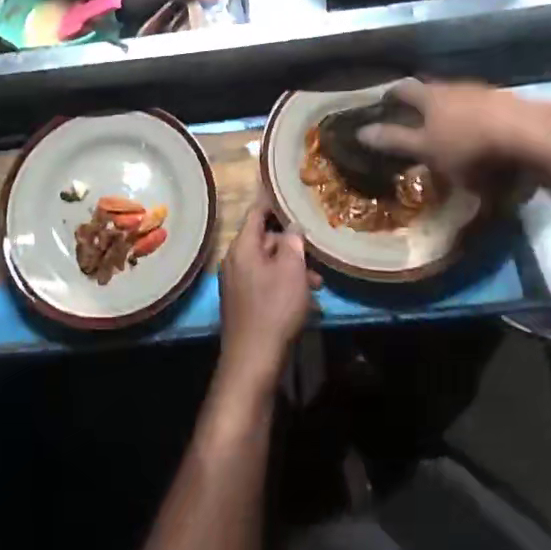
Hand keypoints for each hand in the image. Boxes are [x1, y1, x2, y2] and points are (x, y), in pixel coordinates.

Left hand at [218, 198, 319, 382]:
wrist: (254, 357)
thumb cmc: (275, 308)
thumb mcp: (291, 270)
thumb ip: (292, 243)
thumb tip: (292, 227)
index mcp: (242, 247)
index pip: (256, 213)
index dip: (272, 202)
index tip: (288, 192)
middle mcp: (234, 260)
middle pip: (263, 239)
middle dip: (290, 244)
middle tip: (316, 252)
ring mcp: (235, 282)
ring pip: (267, 263)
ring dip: (291, 268)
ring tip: (316, 283)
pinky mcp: (242, 302)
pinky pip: (264, 282)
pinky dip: (283, 284)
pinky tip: (304, 299)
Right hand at [358, 78, 550, 184]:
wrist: (534, 138)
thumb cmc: (470, 145)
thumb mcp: (426, 149)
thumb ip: (394, 140)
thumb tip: (360, 131)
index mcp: (430, 96)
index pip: (402, 88)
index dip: (390, 95)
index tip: (383, 104)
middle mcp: (456, 87)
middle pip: (432, 91)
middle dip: (422, 104)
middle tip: (415, 121)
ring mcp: (486, 92)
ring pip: (460, 98)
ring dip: (451, 111)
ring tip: (449, 131)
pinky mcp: (512, 103)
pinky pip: (484, 108)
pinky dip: (476, 119)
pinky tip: (482, 136)